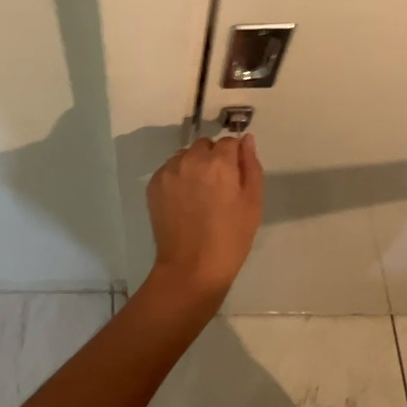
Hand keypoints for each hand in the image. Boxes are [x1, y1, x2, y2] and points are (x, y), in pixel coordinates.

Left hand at [145, 133, 263, 301]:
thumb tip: (246, 139)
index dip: (234, 157)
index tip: (235, 177)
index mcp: (218, 162)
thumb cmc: (230, 238)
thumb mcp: (252, 203)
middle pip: (204, 146)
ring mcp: (168, 171)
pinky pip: (169, 170)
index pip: (228, 142)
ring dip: (193, 166)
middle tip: (218, 188)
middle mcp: (190, 159)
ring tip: (199, 196)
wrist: (191, 268)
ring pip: (185, 156)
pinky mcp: (154, 184)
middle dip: (213, 159)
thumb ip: (251, 166)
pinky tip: (184, 202)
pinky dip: (178, 178)